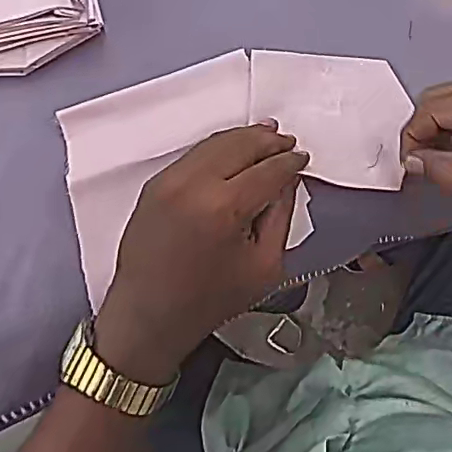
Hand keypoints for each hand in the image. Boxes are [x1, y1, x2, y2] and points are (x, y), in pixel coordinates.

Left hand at [96, 124, 307, 383]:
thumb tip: (287, 179)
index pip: (268, 170)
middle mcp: (193, 186)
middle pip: (242, 145)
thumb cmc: (209, 299)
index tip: (302, 159)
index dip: (290, 162)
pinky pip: (195, 153)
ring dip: (246, 137)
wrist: (149, 315)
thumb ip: (281, 214)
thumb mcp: (266, 265)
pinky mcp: (155, 183)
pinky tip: (235, 148)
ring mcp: (170, 181)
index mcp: (223, 208)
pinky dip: (220, 146)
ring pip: (216, 142)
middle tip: (288, 143)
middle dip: (270, 141)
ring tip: (267, 136)